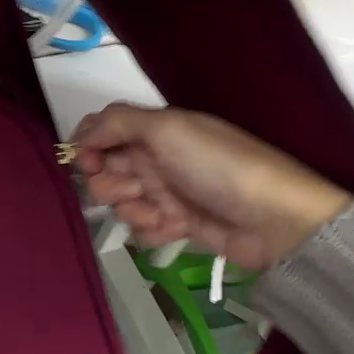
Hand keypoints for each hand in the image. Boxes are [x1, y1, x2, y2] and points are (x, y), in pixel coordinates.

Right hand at [73, 105, 352, 268]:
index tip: (89, 162)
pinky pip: (143, 229)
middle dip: (111, 183)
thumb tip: (80, 135)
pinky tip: (176, 230)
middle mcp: (156, 158)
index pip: (102, 131)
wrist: (273, 220)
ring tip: (163, 213)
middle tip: (137, 187)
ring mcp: (166, 193)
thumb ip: (117, 123)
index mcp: (156, 130)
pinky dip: (154, 231)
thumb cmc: (218, 166)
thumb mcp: (167, 129)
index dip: (88, 147)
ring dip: (134, 209)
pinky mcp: (176, 225)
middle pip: (104, 170)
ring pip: (120, 203)